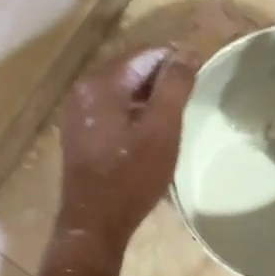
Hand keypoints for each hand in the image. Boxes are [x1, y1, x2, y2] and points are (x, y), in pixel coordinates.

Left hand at [55, 46, 196, 257]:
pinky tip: (149, 130)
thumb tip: (188, 51)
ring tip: (173, 114)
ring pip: (121, 88)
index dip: (175, 60)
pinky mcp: (78, 131)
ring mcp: (76, 111)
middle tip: (188, 98)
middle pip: (130, 67)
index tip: (198, 79)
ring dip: (147, 95)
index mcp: (100, 83)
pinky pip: (110, 107)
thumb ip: (175, 86)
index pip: (145, 53)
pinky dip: (131, 110)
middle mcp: (82, 89)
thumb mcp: (161, 129)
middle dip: (160, 77)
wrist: (95, 223)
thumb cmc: (131, 176)